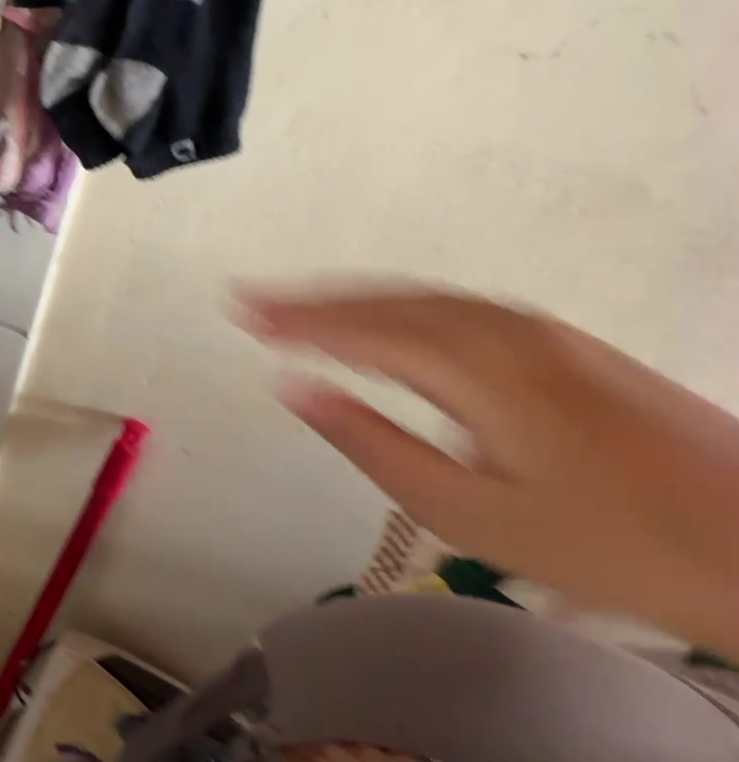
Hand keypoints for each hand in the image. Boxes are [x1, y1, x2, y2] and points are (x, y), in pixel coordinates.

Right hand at [240, 284, 738, 655]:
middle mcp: (510, 334)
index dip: (296, 318)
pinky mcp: (574, 350)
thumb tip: (295, 389)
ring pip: (428, 299)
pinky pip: (462, 308)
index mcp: (479, 369)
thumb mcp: (471, 514)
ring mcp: (549, 337)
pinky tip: (389, 321)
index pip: (363, 328)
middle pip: (392, 301)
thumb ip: (374, 445)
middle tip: (251, 300)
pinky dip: (405, 306)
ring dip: (357, 298)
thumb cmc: (607, 545)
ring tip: (301, 308)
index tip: (238, 310)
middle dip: (315, 299)